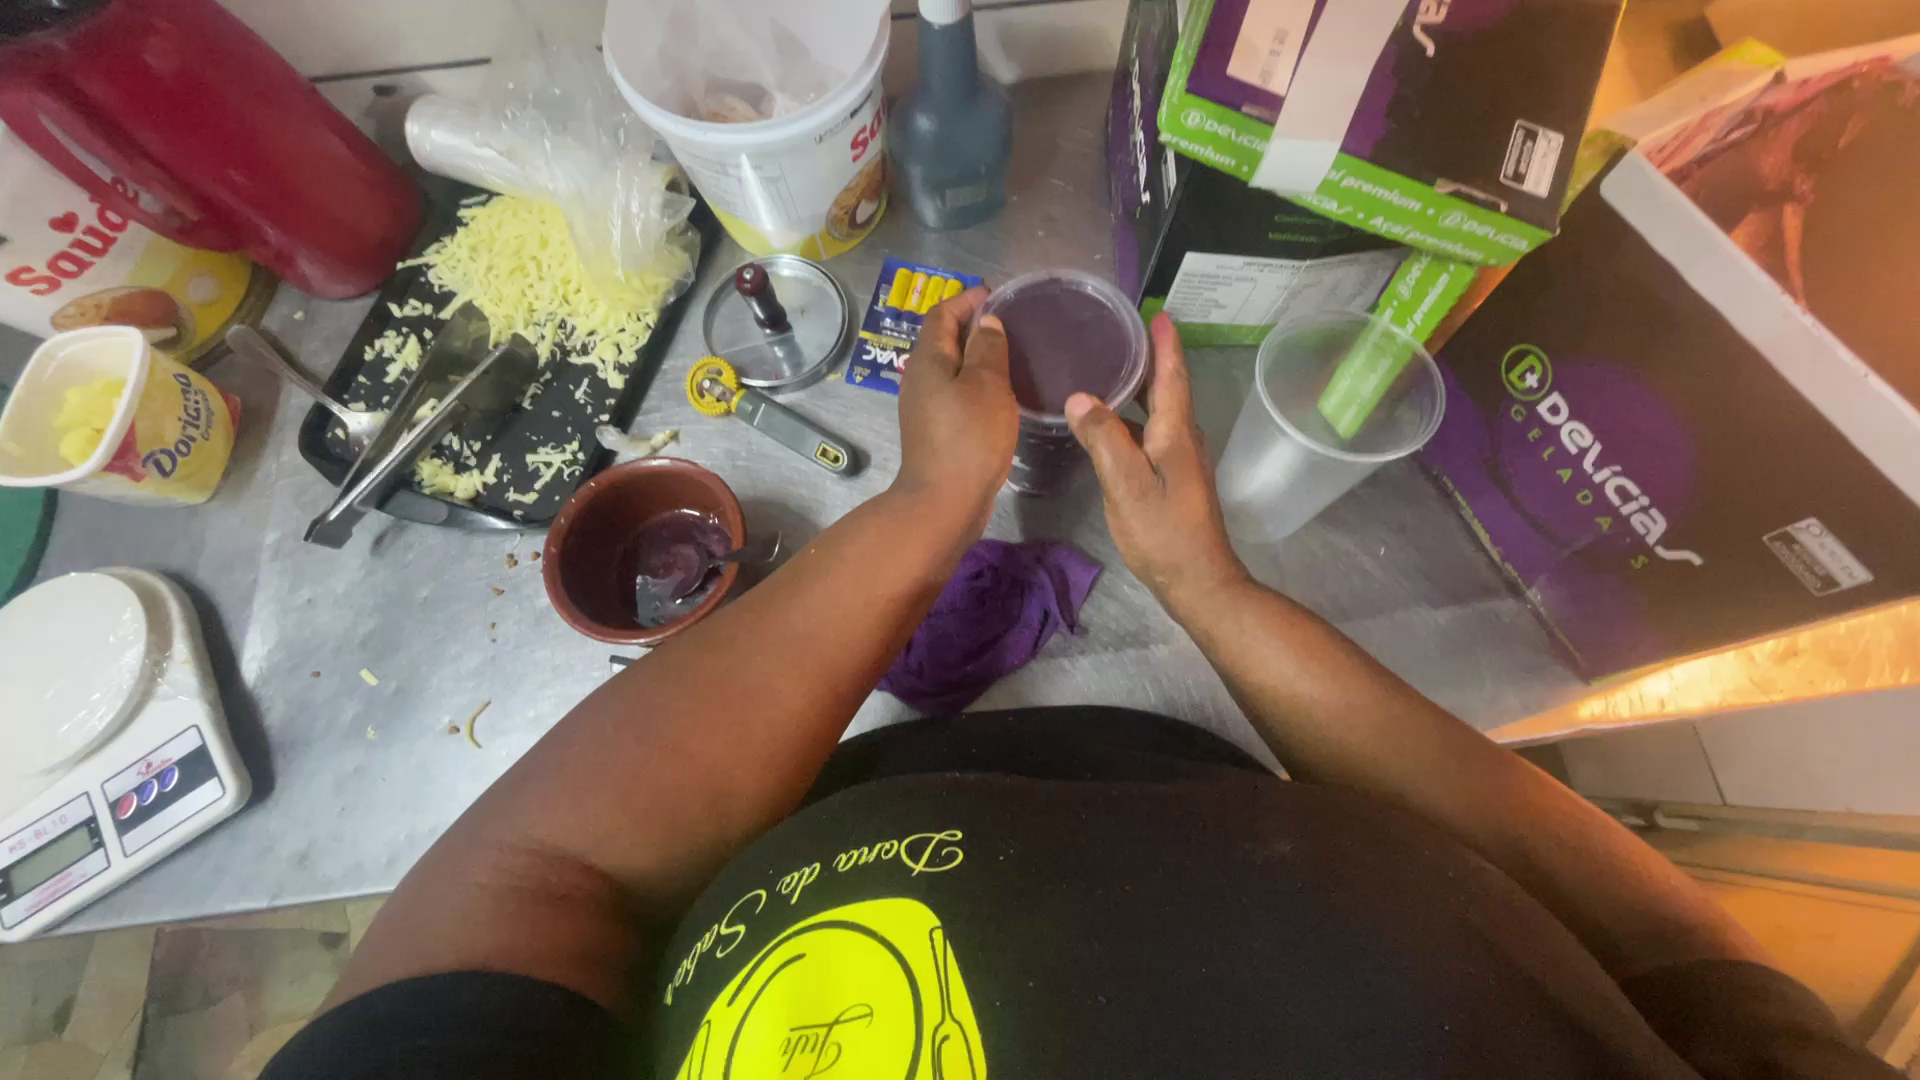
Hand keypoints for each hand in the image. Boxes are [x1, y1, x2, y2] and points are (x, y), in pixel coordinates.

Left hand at [892, 286, 1018, 531]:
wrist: (944, 501)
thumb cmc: (968, 438)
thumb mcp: (987, 385)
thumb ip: (988, 348)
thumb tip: (987, 322)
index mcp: (927, 361)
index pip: (941, 315)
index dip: (966, 300)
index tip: (995, 295)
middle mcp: (918, 381)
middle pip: (942, 342)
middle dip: (970, 327)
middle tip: (1007, 324)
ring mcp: (924, 410)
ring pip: (949, 371)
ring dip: (973, 359)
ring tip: (1007, 357)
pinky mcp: (935, 434)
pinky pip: (954, 396)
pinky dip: (974, 386)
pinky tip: (997, 396)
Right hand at [1066, 312, 1247, 612]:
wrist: (1197, 580)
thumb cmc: (1163, 533)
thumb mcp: (1127, 485)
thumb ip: (1104, 439)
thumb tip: (1079, 396)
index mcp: (1176, 433)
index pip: (1172, 376)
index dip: (1166, 345)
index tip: (1159, 313)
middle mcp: (1184, 440)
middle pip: (1169, 390)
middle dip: (1152, 360)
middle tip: (1126, 334)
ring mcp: (1181, 461)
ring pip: (1160, 413)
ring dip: (1142, 389)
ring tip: (1114, 370)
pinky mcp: (1174, 480)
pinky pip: (1153, 434)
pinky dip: (1135, 419)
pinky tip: (1113, 426)